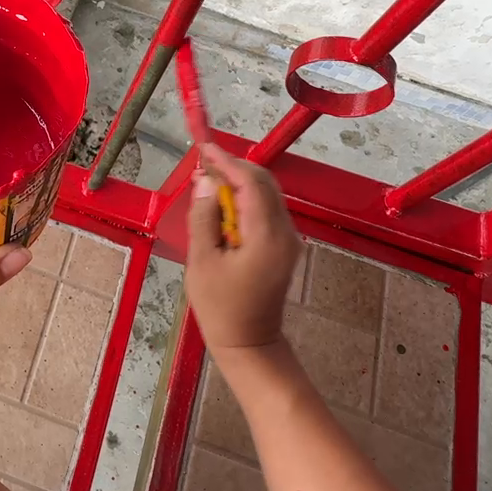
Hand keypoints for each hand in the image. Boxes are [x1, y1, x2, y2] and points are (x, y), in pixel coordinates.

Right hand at [184, 144, 300, 350]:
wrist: (249, 343)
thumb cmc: (219, 306)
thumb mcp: (202, 260)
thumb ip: (204, 217)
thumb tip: (206, 181)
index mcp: (266, 236)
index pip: (251, 183)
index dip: (227, 161)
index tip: (204, 148)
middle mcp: (285, 232)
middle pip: (264, 183)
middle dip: (234, 168)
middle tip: (203, 164)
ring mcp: (289, 239)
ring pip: (267, 194)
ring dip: (240, 182)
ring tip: (208, 181)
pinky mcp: (285, 245)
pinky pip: (267, 209)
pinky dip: (247, 198)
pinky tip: (224, 203)